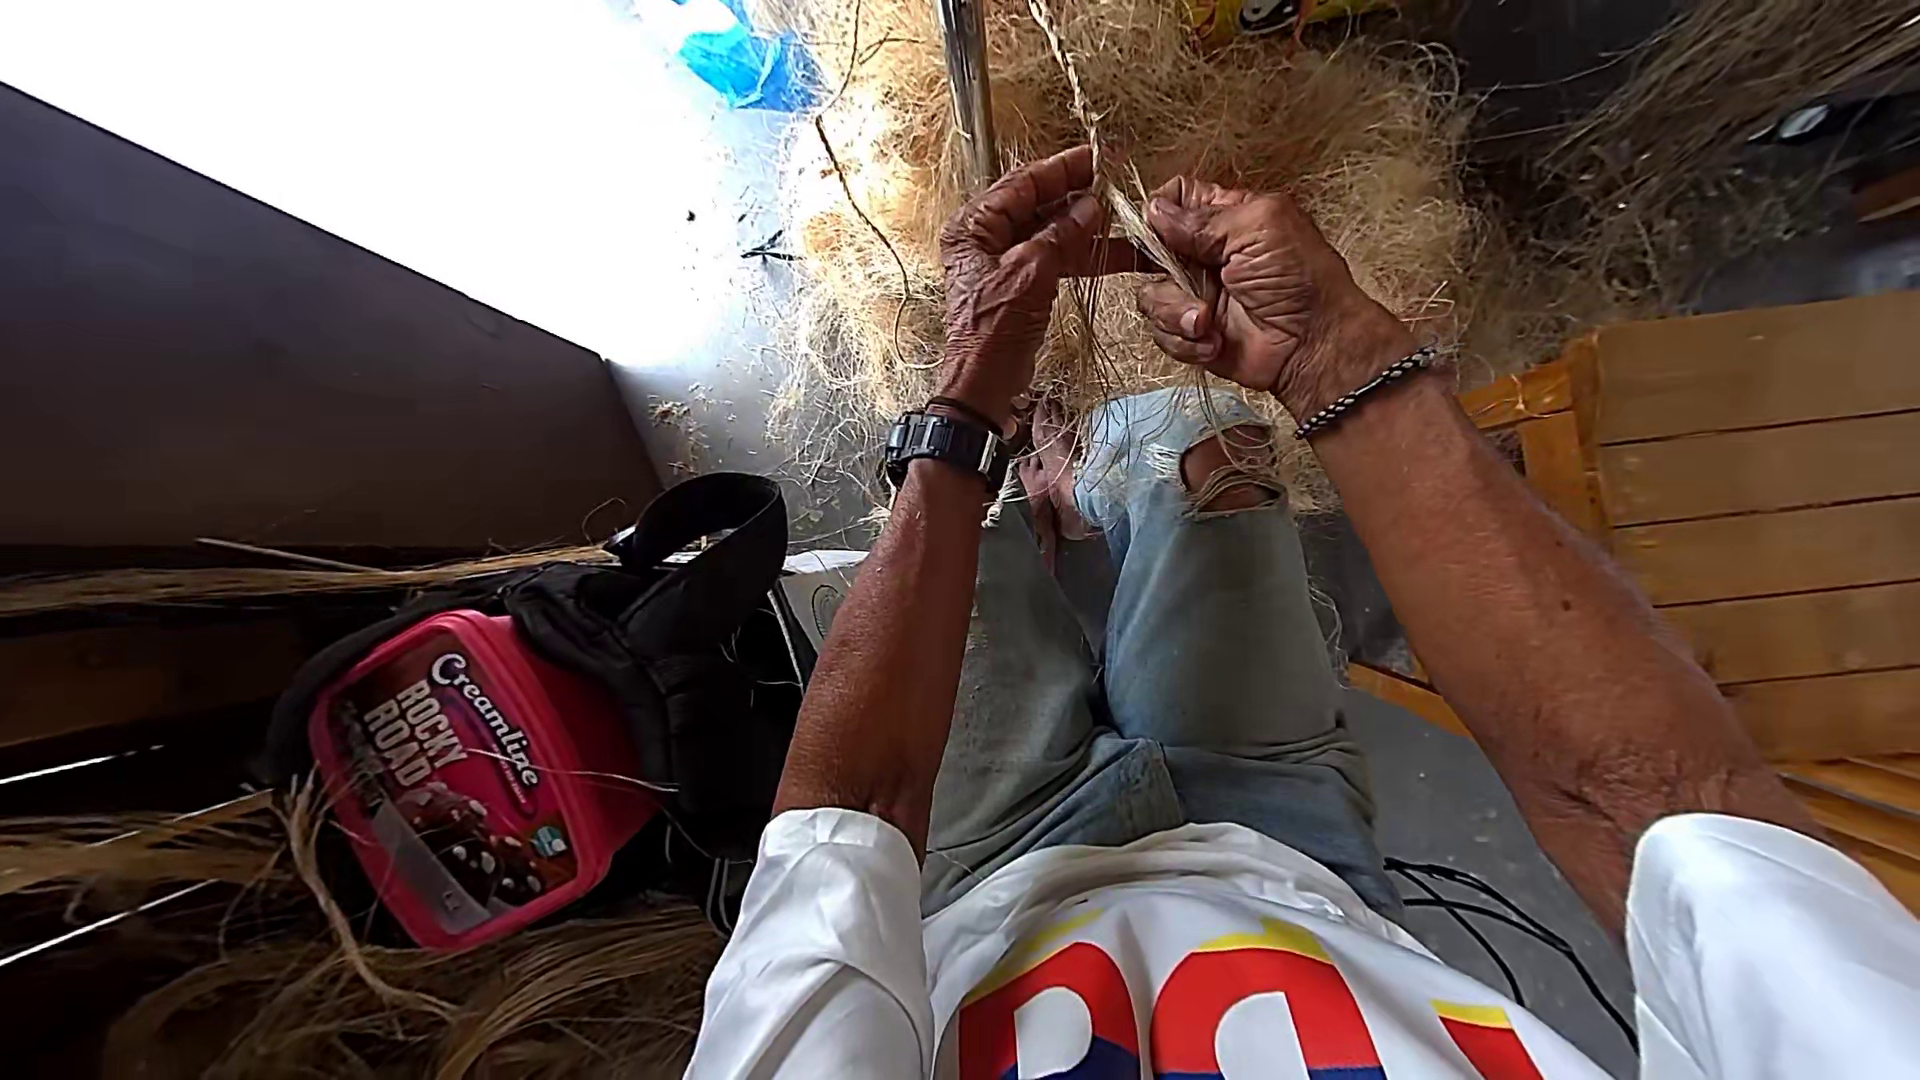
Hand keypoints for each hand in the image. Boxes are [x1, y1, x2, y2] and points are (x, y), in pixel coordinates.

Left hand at [937, 145, 1137, 430]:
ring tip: (1120, 223)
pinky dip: (1076, 257)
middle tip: (1115, 188)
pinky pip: (1051, 262)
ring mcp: (1002, 264)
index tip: (1096, 157)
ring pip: (1049, 236)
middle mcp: (984, 240)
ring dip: (1084, 231)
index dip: (1061, 169)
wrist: (985, 380)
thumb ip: (1061, 233)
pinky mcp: (1018, 288)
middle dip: (1077, 200)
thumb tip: (1091, 206)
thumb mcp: (1031, 271)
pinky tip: (1106, 251)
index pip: (1022, 183)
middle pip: (1037, 208)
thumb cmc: (996, 327)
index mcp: (974, 227)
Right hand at [1136, 177, 1416, 421]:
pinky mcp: (1188, 333)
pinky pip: (1161, 333)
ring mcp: (1191, 296)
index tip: (1152, 227)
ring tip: (1205, 322)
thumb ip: (1204, 220)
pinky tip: (1213, 342)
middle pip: (1147, 252)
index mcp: (1222, 220)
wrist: (1308, 343)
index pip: (1174, 200)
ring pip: (1150, 298)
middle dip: (1143, 265)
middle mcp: (1200, 256)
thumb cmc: (1298, 278)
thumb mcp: (1258, 228)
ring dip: (1174, 312)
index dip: (1156, 211)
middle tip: (1140, 271)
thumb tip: (1154, 210)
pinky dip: (1184, 341)